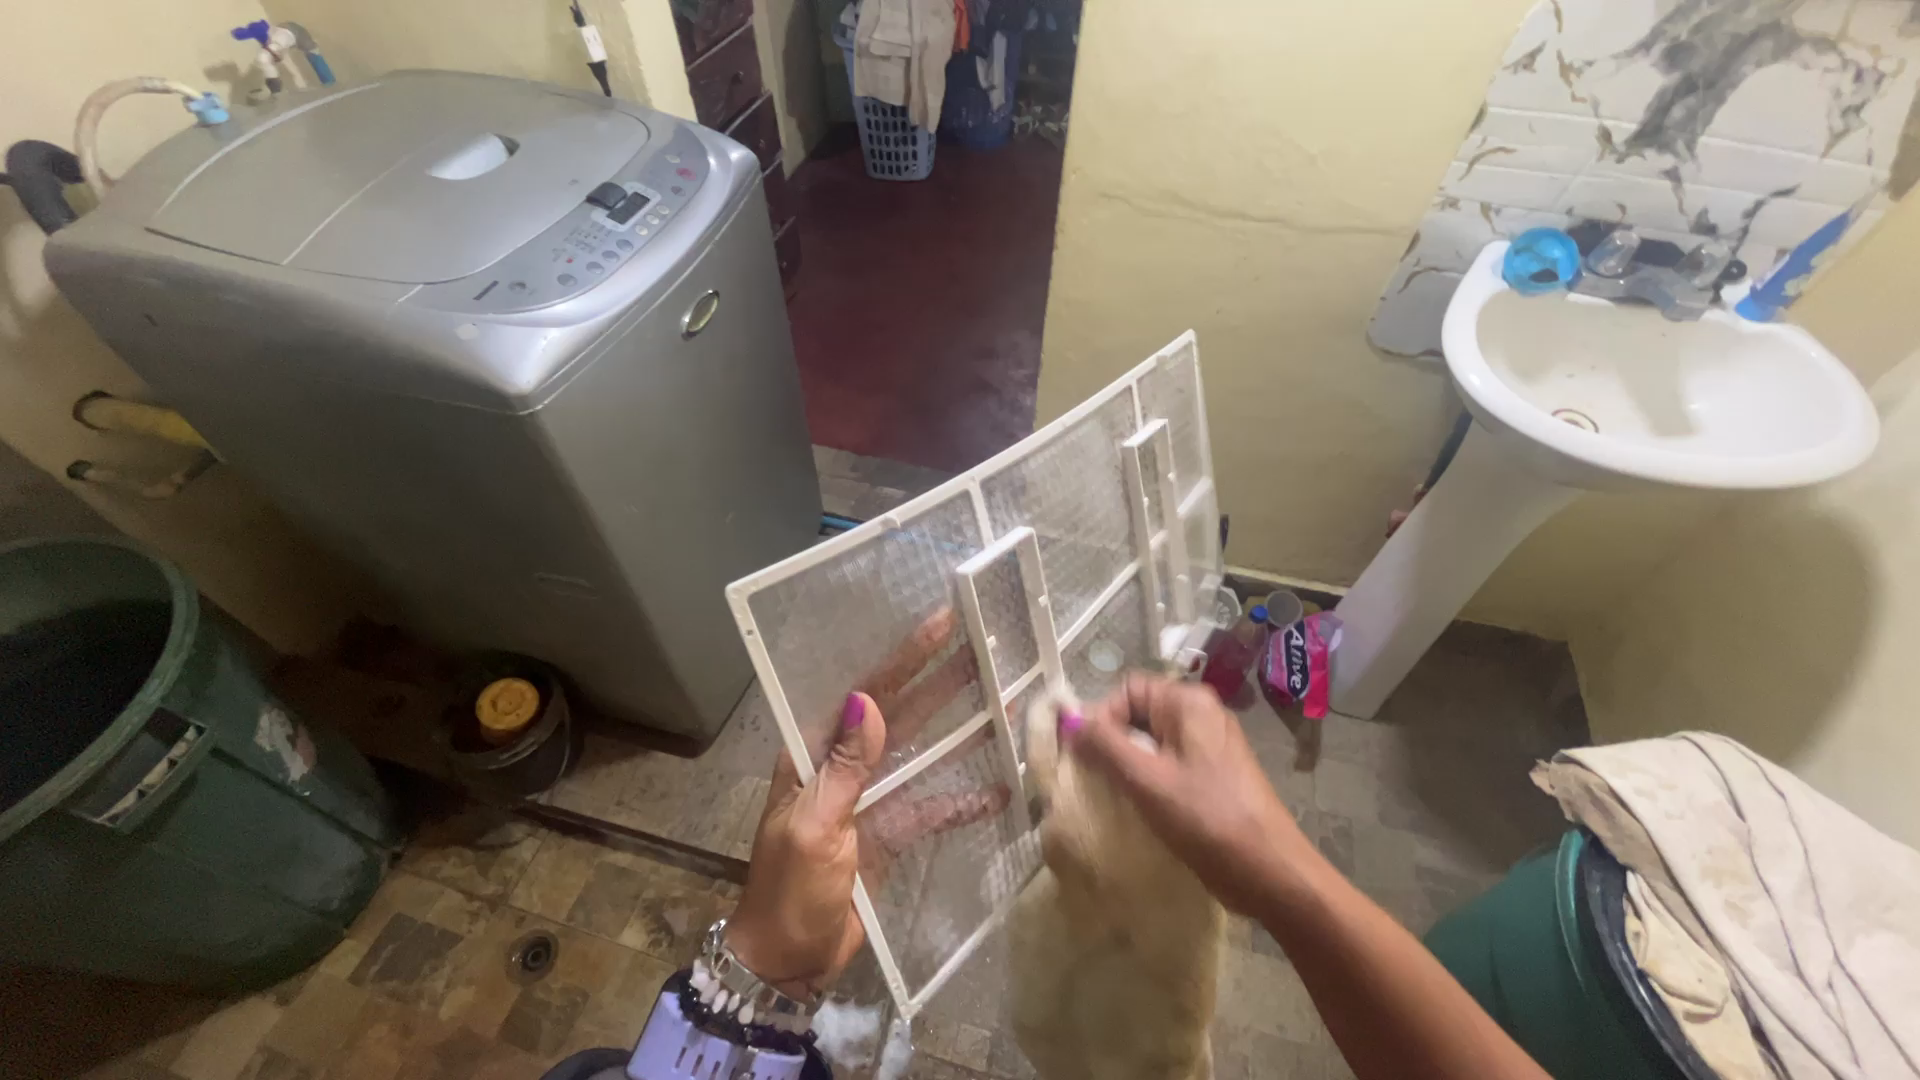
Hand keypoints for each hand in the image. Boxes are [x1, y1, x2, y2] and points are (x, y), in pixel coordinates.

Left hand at [727, 611, 1009, 997]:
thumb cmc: (790, 890)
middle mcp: (845, 765)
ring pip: (922, 754)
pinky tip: (998, 789)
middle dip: (941, 683)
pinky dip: (962, 799)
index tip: (941, 625)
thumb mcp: (814, 826)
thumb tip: (865, 700)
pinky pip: (931, 806)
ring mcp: (871, 797)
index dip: (904, 659)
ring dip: (960, 732)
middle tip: (985, 650)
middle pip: (900, 714)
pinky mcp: (891, 830)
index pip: (865, 694)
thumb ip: (844, 766)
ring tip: (1003, 702)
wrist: (787, 961)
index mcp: (815, 754)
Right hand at [1065, 672, 1313, 916]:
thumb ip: (1104, 744)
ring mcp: (1212, 745)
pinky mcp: (1216, 774)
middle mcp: (1202, 714)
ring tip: (1118, 797)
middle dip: (1113, 743)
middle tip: (1099, 780)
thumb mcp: (1146, 779)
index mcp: (1188, 703)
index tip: (1089, 757)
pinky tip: (1143, 808)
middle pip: (1139, 713)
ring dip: (1129, 765)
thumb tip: (1069, 719)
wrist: (1272, 873)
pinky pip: (1170, 763)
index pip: (1127, 690)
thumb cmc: (1207, 819)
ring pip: (1153, 741)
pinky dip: (1150, 779)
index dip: (1102, 718)